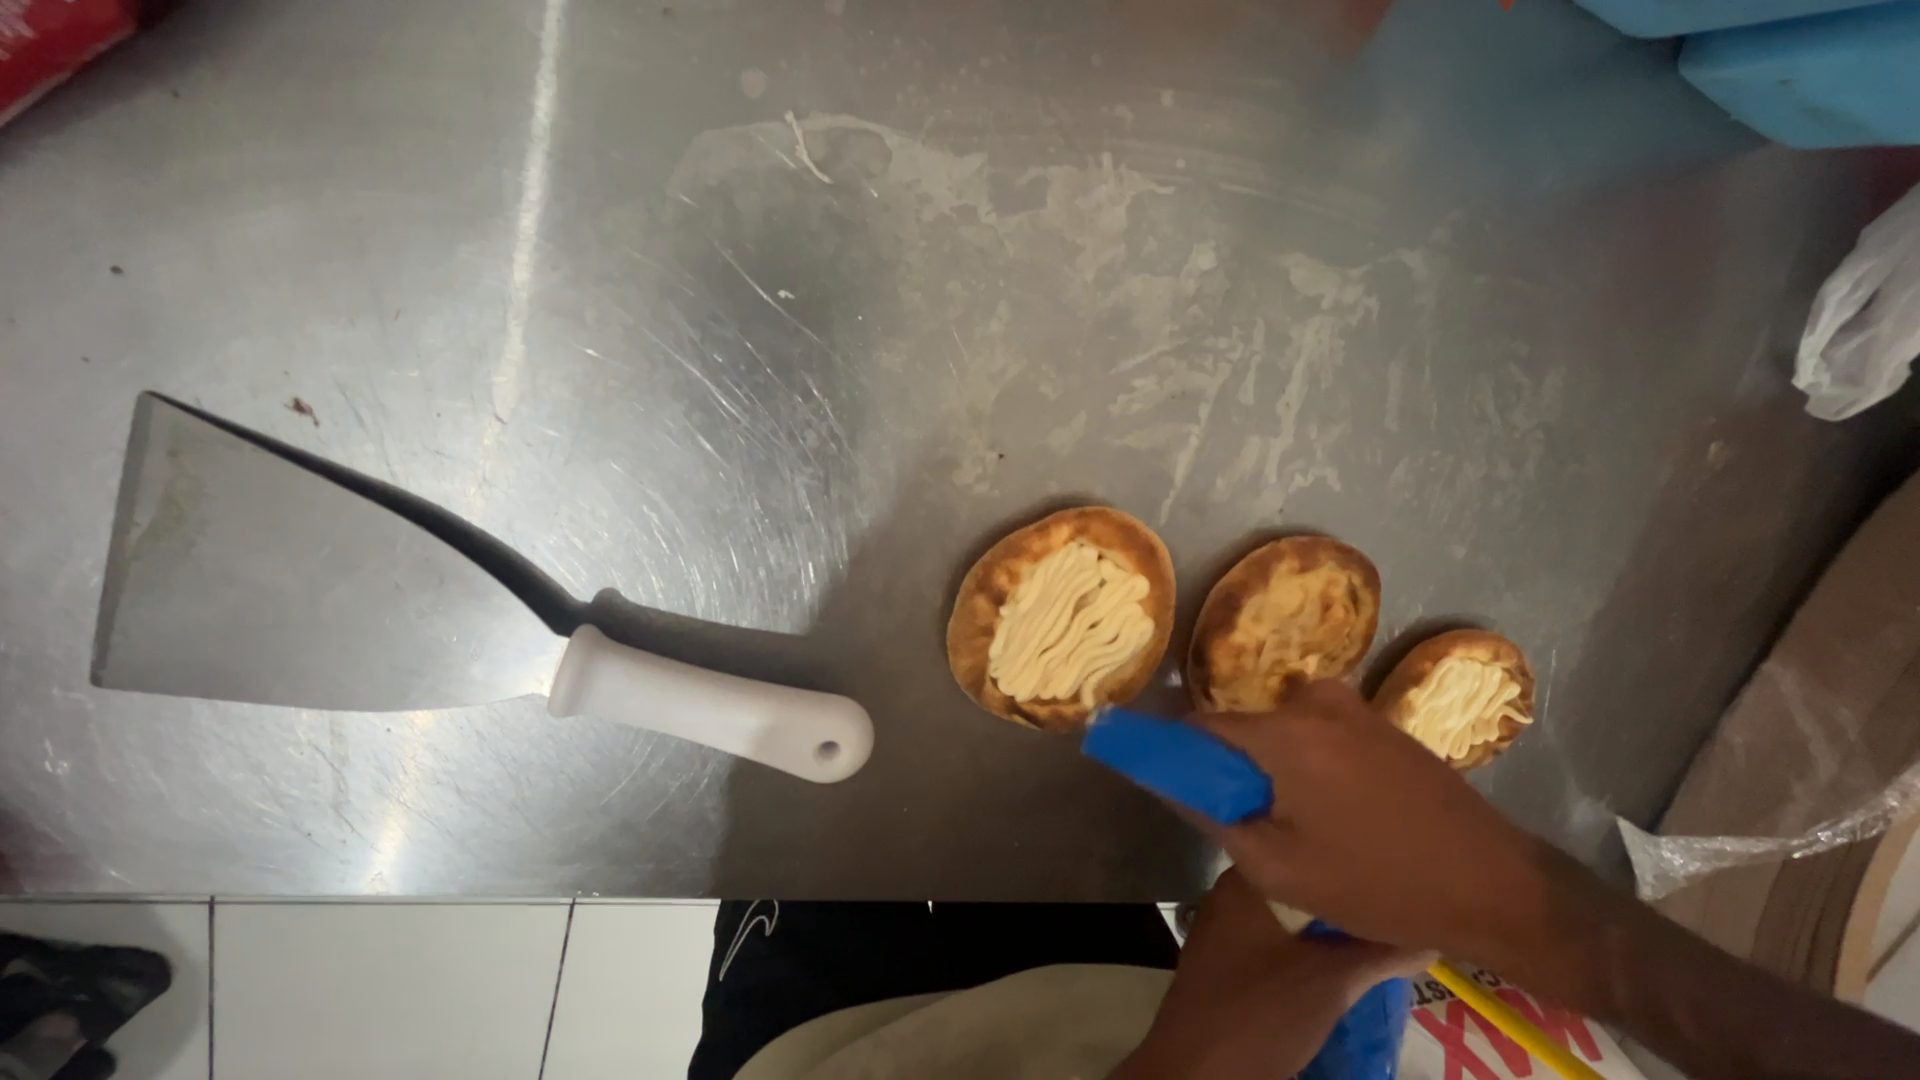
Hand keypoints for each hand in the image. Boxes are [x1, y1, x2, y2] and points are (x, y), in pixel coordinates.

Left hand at [1115, 869, 1426, 1079]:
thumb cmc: (1261, 1011)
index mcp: (1246, 880)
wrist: (1199, 1068)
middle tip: (1395, 901)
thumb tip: (1431, 932)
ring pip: (1288, 914)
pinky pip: (1274, 939)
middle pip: (1297, 883)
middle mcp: (1231, 893)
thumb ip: (1379, 952)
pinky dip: (1306, 946)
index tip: (1391, 867)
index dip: (1347, 859)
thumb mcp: (1331, 982)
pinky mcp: (1226, 960)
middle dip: (1342, 895)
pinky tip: (1338, 961)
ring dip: (1326, 926)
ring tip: (1378, 929)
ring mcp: (1225, 927)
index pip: (1302, 848)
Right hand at [1191, 681, 1549, 962]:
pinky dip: (1311, 754)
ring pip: (1284, 723)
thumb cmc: (1377, 882)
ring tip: (1298, 813)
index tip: (1187, 785)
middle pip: (1246, 722)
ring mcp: (1356, 709)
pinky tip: (1338, 805)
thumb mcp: (1278, 867)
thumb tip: (1170, 785)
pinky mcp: (1384, 723)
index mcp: (1285, 734)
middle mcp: (1316, 704)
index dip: (1184, 753)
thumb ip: (1213, 818)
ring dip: (1276, 758)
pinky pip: (1321, 727)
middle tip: (1250, 813)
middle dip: (1235, 761)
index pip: (1204, 725)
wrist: (1494, 884)